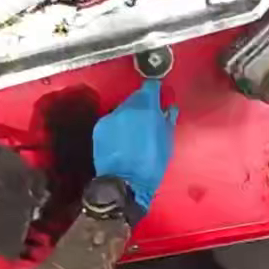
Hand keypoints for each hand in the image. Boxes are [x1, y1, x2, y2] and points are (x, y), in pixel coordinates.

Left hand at [92, 79, 177, 215]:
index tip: (158, 95)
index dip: (155, 89)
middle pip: (135, 97)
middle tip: (148, 117)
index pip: (151, 86)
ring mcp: (110, 117)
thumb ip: (168, 120)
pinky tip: (121, 139)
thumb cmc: (152, 163)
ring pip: (123, 109)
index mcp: (147, 109)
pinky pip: (112, 120)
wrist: (124, 182)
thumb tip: (169, 107)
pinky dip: (117, 125)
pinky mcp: (99, 127)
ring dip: (129, 115)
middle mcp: (127, 108)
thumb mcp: (167, 142)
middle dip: (142, 104)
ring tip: (134, 131)